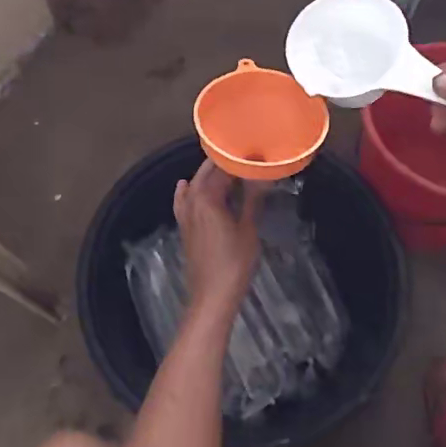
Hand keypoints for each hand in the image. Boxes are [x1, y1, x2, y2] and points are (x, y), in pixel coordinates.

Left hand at [173, 160, 266, 311]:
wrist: (212, 293)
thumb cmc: (234, 262)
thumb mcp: (248, 229)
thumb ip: (252, 200)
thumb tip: (262, 177)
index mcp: (208, 198)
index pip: (222, 170)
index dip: (238, 160)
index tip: (253, 153)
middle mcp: (192, 201)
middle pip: (206, 174)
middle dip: (223, 164)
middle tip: (243, 158)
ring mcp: (185, 213)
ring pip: (195, 185)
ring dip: (208, 175)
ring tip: (226, 168)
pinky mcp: (184, 225)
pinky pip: (183, 200)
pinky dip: (186, 190)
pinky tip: (184, 184)